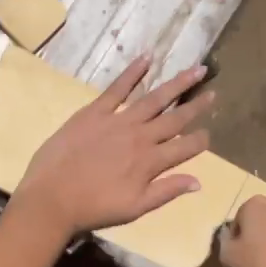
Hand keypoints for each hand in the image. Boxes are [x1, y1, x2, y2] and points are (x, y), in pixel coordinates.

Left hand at [11, 56, 213, 235]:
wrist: (52, 198)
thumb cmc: (94, 208)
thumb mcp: (135, 208)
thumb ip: (167, 191)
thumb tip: (198, 182)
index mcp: (150, 162)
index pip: (184, 148)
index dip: (200, 141)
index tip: (208, 134)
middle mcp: (140, 137)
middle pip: (174, 119)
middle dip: (196, 106)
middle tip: (213, 92)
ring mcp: (118, 121)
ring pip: (154, 99)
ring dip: (177, 84)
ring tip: (196, 70)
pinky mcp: (95, 112)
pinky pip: (117, 88)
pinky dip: (133, 72)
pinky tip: (147, 58)